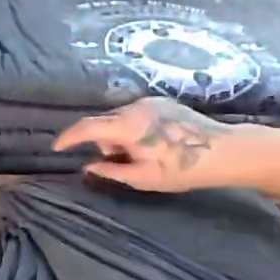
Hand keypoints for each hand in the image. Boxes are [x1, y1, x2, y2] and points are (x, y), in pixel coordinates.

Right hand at [51, 97, 236, 191]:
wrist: (222, 151)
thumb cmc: (181, 169)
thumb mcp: (142, 178)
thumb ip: (110, 171)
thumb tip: (88, 167)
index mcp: (127, 126)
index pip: (87, 127)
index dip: (68, 137)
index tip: (56, 147)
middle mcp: (135, 107)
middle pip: (104, 123)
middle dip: (102, 143)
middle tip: (116, 164)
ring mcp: (150, 102)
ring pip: (120, 119)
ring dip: (119, 137)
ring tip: (140, 158)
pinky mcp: (164, 103)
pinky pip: (136, 115)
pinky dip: (133, 130)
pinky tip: (152, 146)